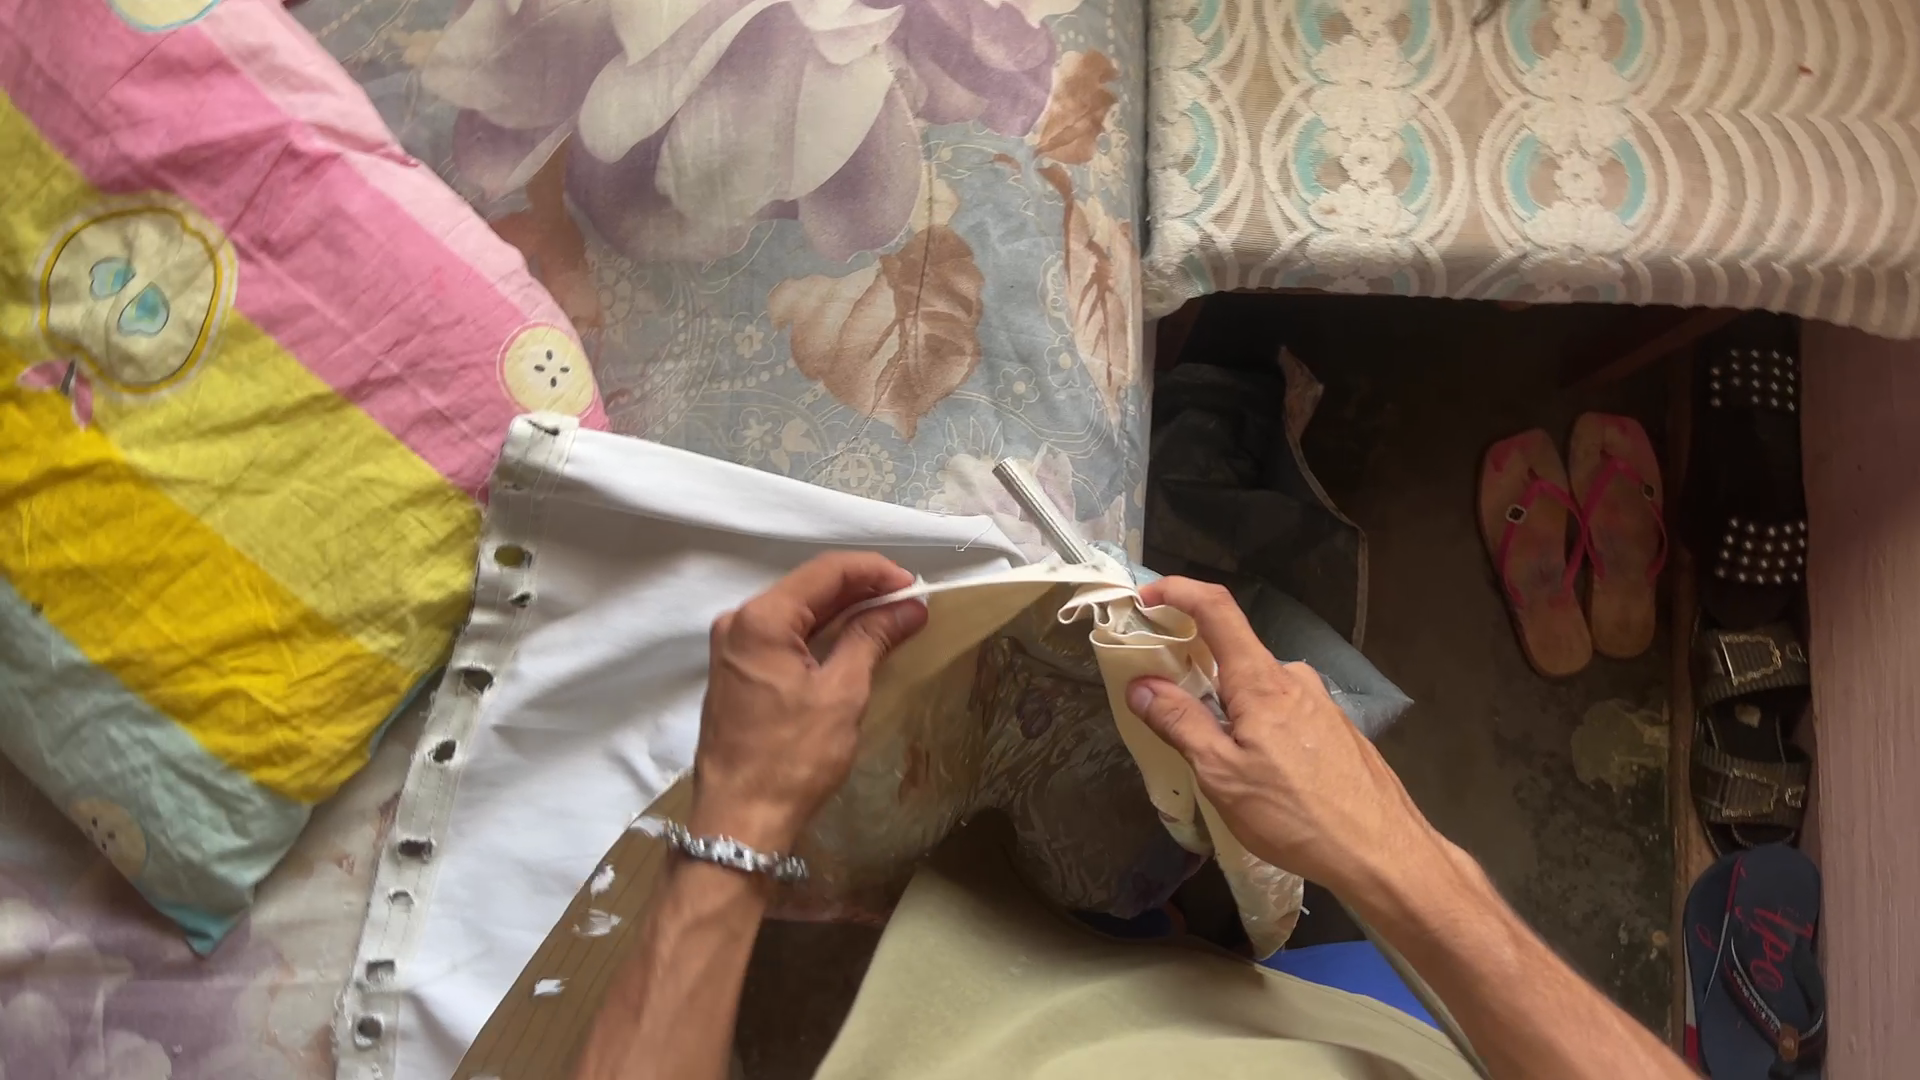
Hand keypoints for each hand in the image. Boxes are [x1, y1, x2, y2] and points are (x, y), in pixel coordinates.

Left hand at [691, 552, 927, 852]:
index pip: (826, 571)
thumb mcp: (842, 692)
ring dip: (845, 611)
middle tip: (908, 603)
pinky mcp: (738, 671)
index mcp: (760, 619)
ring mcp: (734, 647)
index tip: (914, 587)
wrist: (739, 823)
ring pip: (799, 611)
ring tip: (891, 617)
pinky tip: (855, 639)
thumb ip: (872, 637)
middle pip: (810, 587)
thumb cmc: (793, 757)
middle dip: (862, 589)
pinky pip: (786, 636)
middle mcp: (739, 622)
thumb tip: (910, 607)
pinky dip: (823, 633)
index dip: (875, 572)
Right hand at [1124, 577, 1442, 896]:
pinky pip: (1280, 708)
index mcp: (1260, 680)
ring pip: (1256, 685)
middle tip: (1165, 706)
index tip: (1144, 599)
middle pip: (1231, 650)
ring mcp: (1318, 701)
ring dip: (1225, 704)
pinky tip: (1259, 771)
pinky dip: (1253, 721)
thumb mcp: (1221, 773)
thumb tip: (1141, 685)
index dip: (1176, 590)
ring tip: (1214, 756)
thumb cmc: (1298, 815)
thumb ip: (1180, 723)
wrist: (1388, 857)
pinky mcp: (1334, 727)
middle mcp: (1291, 677)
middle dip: (1192, 668)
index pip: (1215, 607)